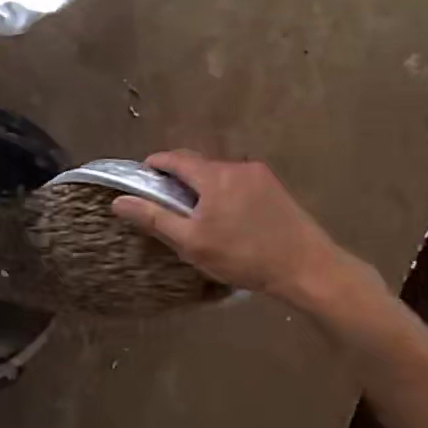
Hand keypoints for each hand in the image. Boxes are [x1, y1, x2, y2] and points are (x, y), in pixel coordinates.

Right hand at [110, 150, 367, 308]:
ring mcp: (260, 176)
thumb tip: (119, 201)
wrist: (308, 269)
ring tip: (195, 215)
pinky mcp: (275, 189)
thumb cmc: (243, 256)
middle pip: (198, 164)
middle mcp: (237, 167)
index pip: (175, 158)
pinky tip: (224, 219)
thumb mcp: (191, 242)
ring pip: (218, 174)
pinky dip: (222, 192)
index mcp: (215, 176)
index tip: (142, 178)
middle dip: (178, 178)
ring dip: (202, 186)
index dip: (155, 165)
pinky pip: (237, 182)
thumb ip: (154, 218)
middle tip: (165, 203)